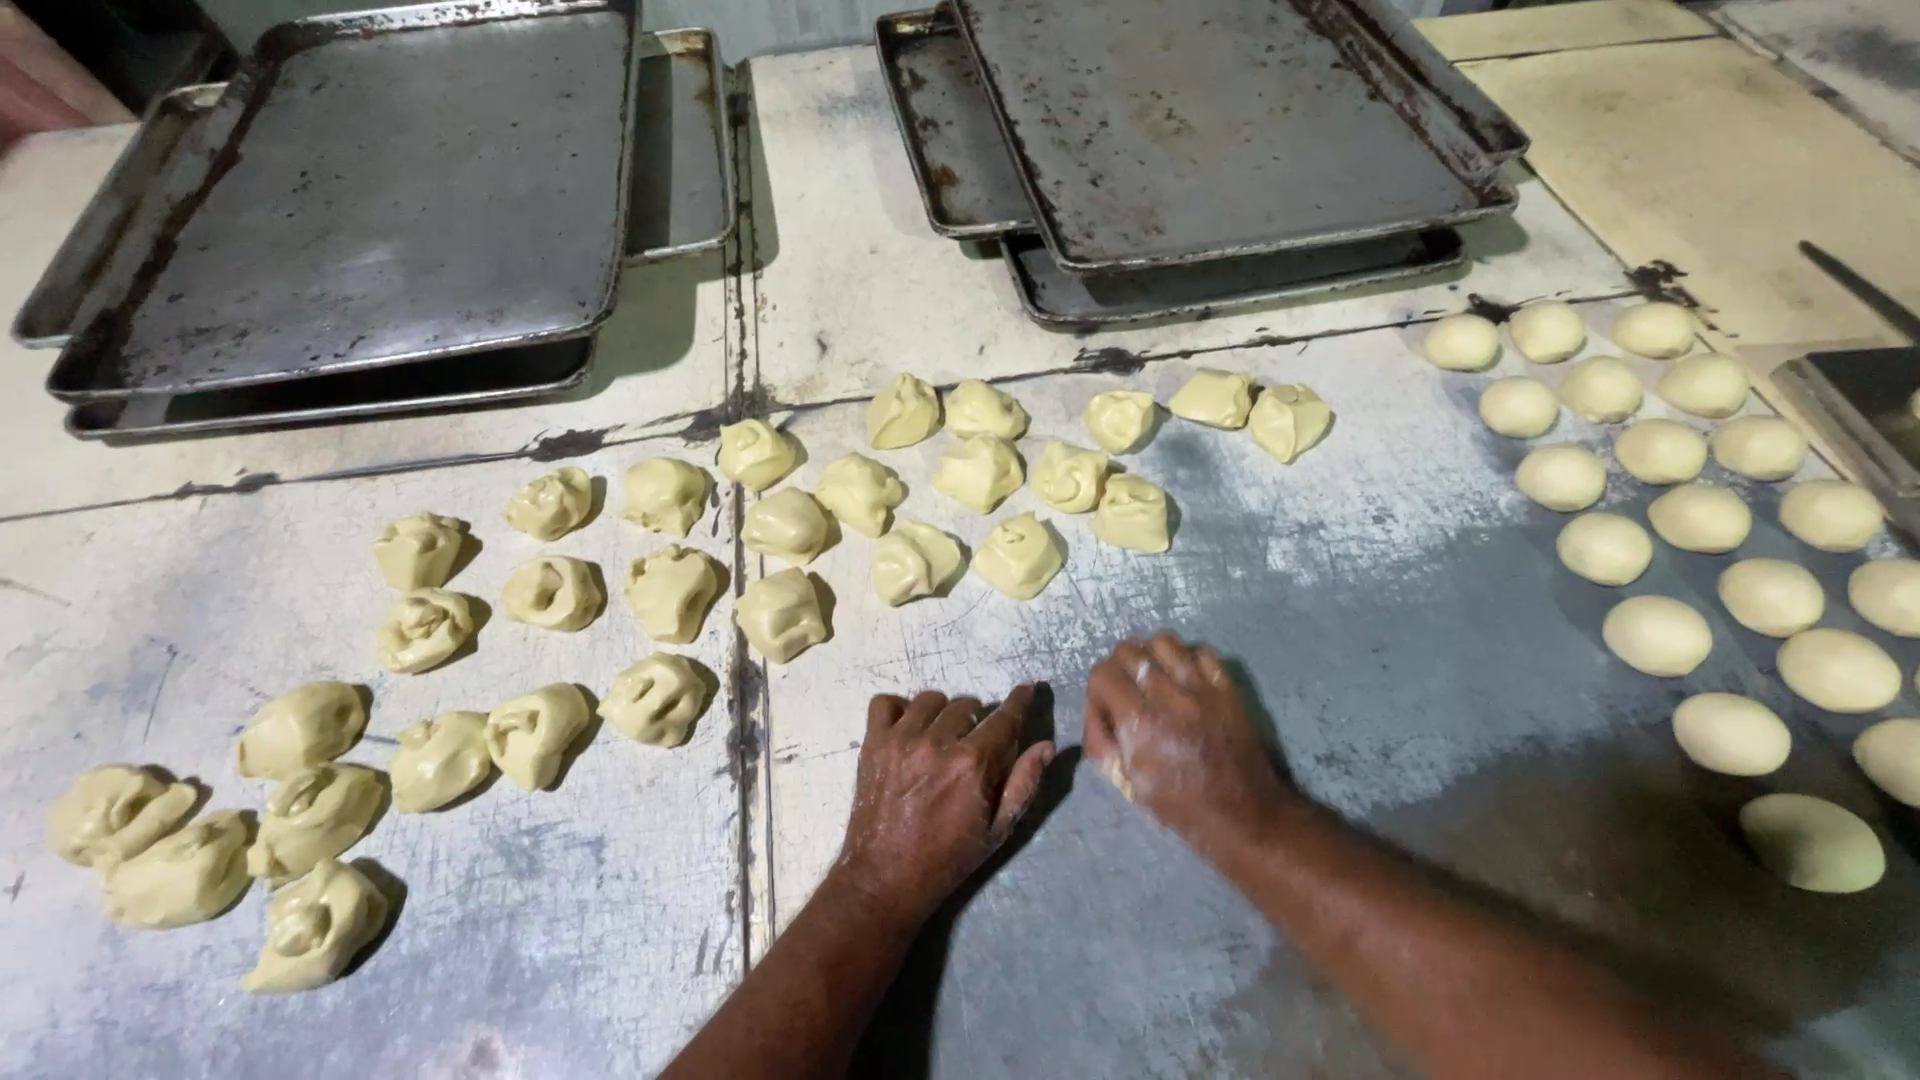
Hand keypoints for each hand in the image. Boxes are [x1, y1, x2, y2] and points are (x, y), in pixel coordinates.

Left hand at [834, 687, 1054, 920]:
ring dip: (942, 713)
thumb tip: (1047, 746)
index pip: (1004, 718)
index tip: (1027, 688)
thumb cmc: (948, 858)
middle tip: (972, 742)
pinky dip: (898, 709)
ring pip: (930, 700)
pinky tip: (907, 729)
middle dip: (977, 720)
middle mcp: (937, 743)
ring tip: (940, 736)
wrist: (885, 878)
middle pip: (966, 706)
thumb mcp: (998, 830)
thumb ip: (1024, 783)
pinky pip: (885, 702)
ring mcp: (900, 740)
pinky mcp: (873, 744)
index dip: (1019, 701)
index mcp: (972, 764)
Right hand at [1084, 632, 1297, 858]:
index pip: (1102, 674)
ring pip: (1164, 641)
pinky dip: (1188, 658)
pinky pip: (1202, 652)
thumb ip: (1102, 744)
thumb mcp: (1128, 785)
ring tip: (1156, 676)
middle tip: (1128, 688)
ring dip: (1152, 655)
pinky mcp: (1227, 688)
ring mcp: (1201, 688)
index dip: (1098, 689)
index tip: (1107, 705)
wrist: (1242, 814)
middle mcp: (1168, 696)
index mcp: (1139, 722)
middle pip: (1129, 650)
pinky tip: (1186, 678)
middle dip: (1120, 667)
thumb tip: (1096, 713)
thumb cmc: (1180, 806)